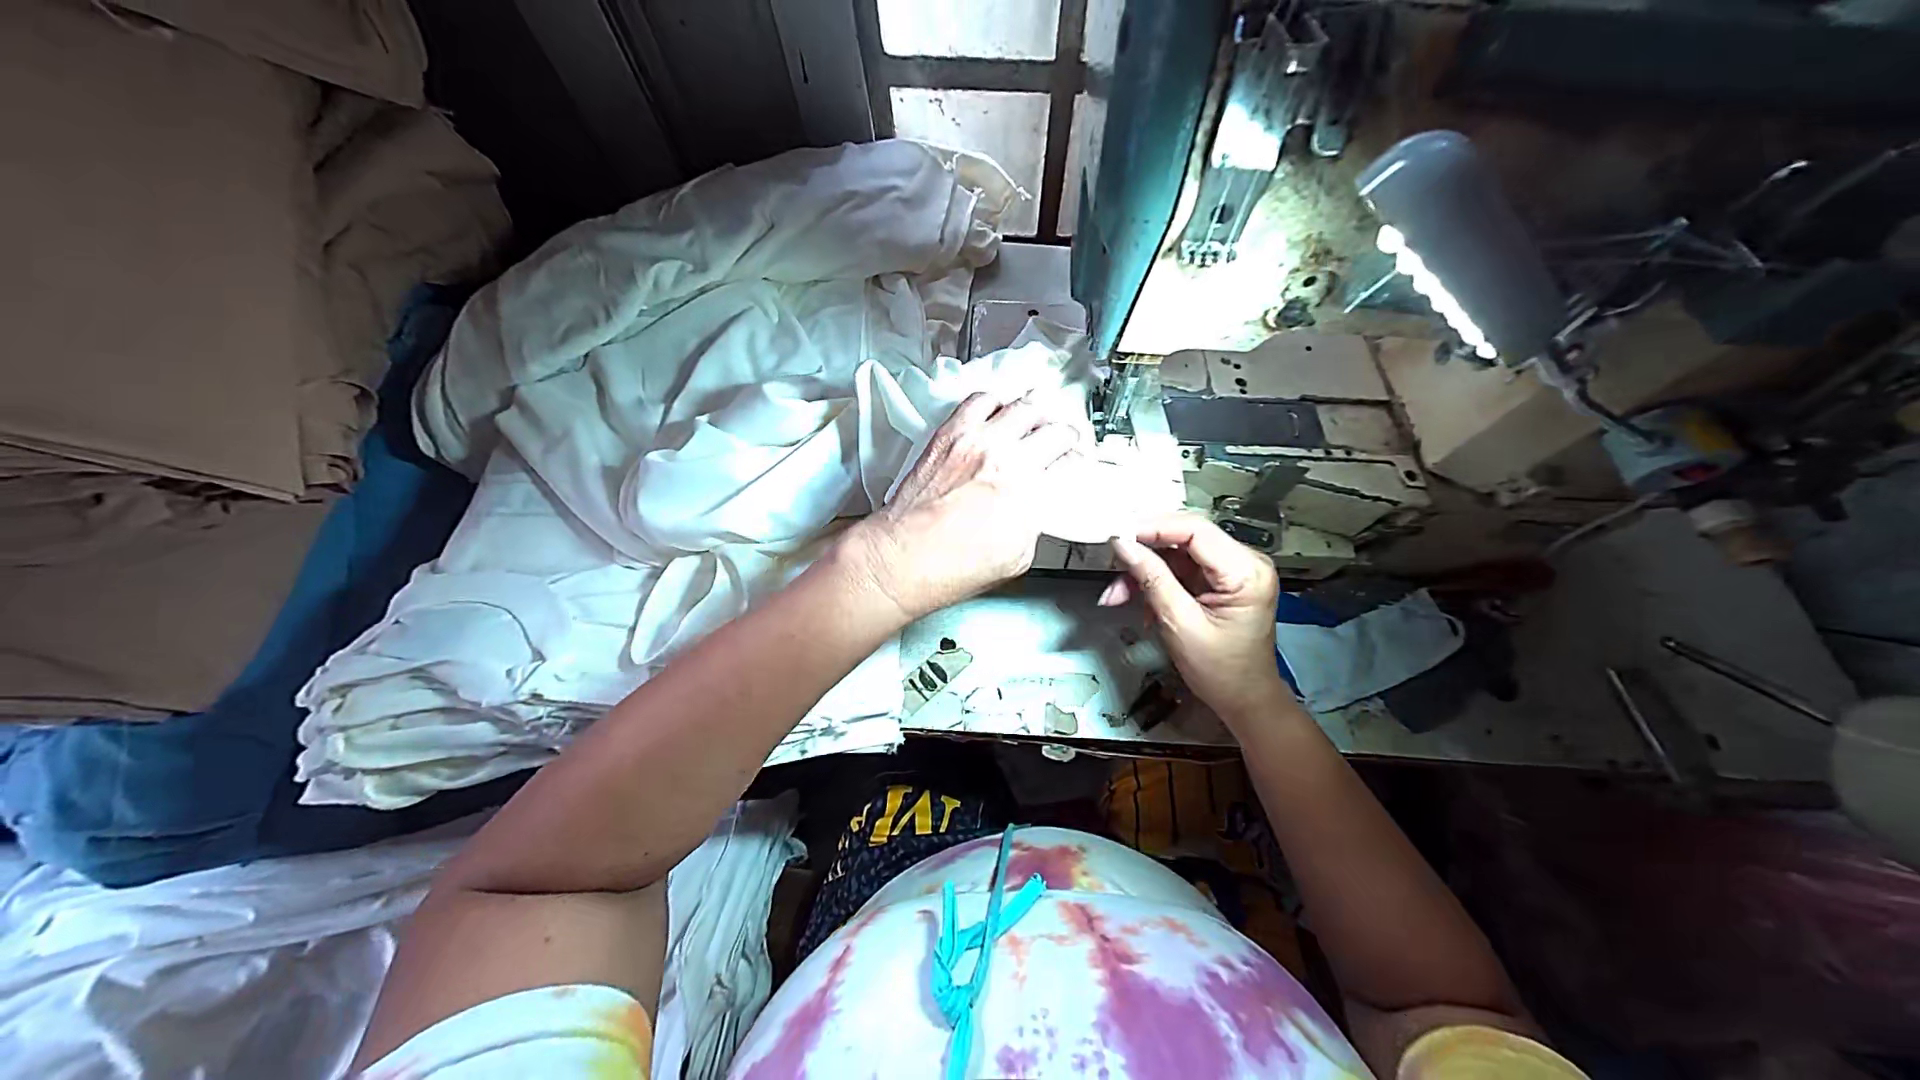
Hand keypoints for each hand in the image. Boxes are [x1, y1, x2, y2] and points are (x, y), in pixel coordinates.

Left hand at [840, 392, 1081, 621]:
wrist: (904, 557)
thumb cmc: (951, 565)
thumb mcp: (1017, 557)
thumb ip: (1034, 522)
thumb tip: (1035, 509)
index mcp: (1031, 492)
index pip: (1068, 462)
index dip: (1075, 462)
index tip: (1071, 463)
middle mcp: (1007, 459)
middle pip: (1052, 427)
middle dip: (1062, 434)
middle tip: (1061, 439)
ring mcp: (977, 441)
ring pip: (1020, 405)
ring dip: (1033, 412)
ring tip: (1033, 419)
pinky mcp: (949, 435)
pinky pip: (980, 401)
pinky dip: (994, 403)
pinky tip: (995, 410)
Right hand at [1100, 512, 1287, 725]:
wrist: (1243, 698)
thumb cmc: (1223, 671)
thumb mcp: (1180, 624)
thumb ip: (1152, 579)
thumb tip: (1124, 545)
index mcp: (1247, 572)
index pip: (1196, 530)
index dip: (1154, 527)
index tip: (1119, 534)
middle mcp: (1244, 562)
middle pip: (1184, 536)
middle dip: (1144, 550)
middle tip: (1113, 560)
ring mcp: (1229, 570)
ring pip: (1175, 552)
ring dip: (1143, 569)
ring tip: (1117, 593)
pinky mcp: (1216, 579)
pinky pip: (1177, 568)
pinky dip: (1152, 580)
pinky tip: (1135, 597)